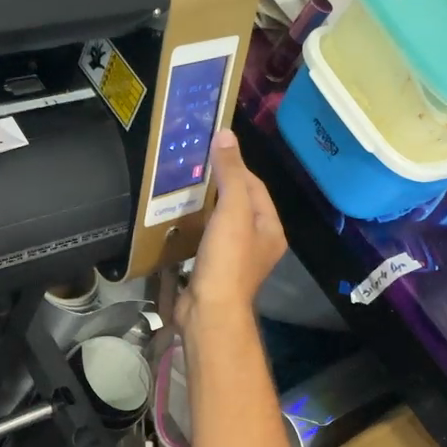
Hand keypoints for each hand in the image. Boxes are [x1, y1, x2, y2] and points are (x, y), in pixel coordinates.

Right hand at [179, 130, 286, 330]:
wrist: (208, 312)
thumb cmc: (227, 260)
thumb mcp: (232, 210)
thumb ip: (230, 173)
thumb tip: (225, 134)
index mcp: (270, 229)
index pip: (255, 187)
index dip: (236, 168)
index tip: (211, 154)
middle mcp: (257, 245)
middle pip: (238, 206)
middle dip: (217, 189)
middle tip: (192, 173)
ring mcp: (233, 262)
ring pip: (220, 226)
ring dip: (203, 211)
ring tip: (181, 195)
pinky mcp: (211, 274)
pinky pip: (203, 245)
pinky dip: (192, 233)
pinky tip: (176, 225)